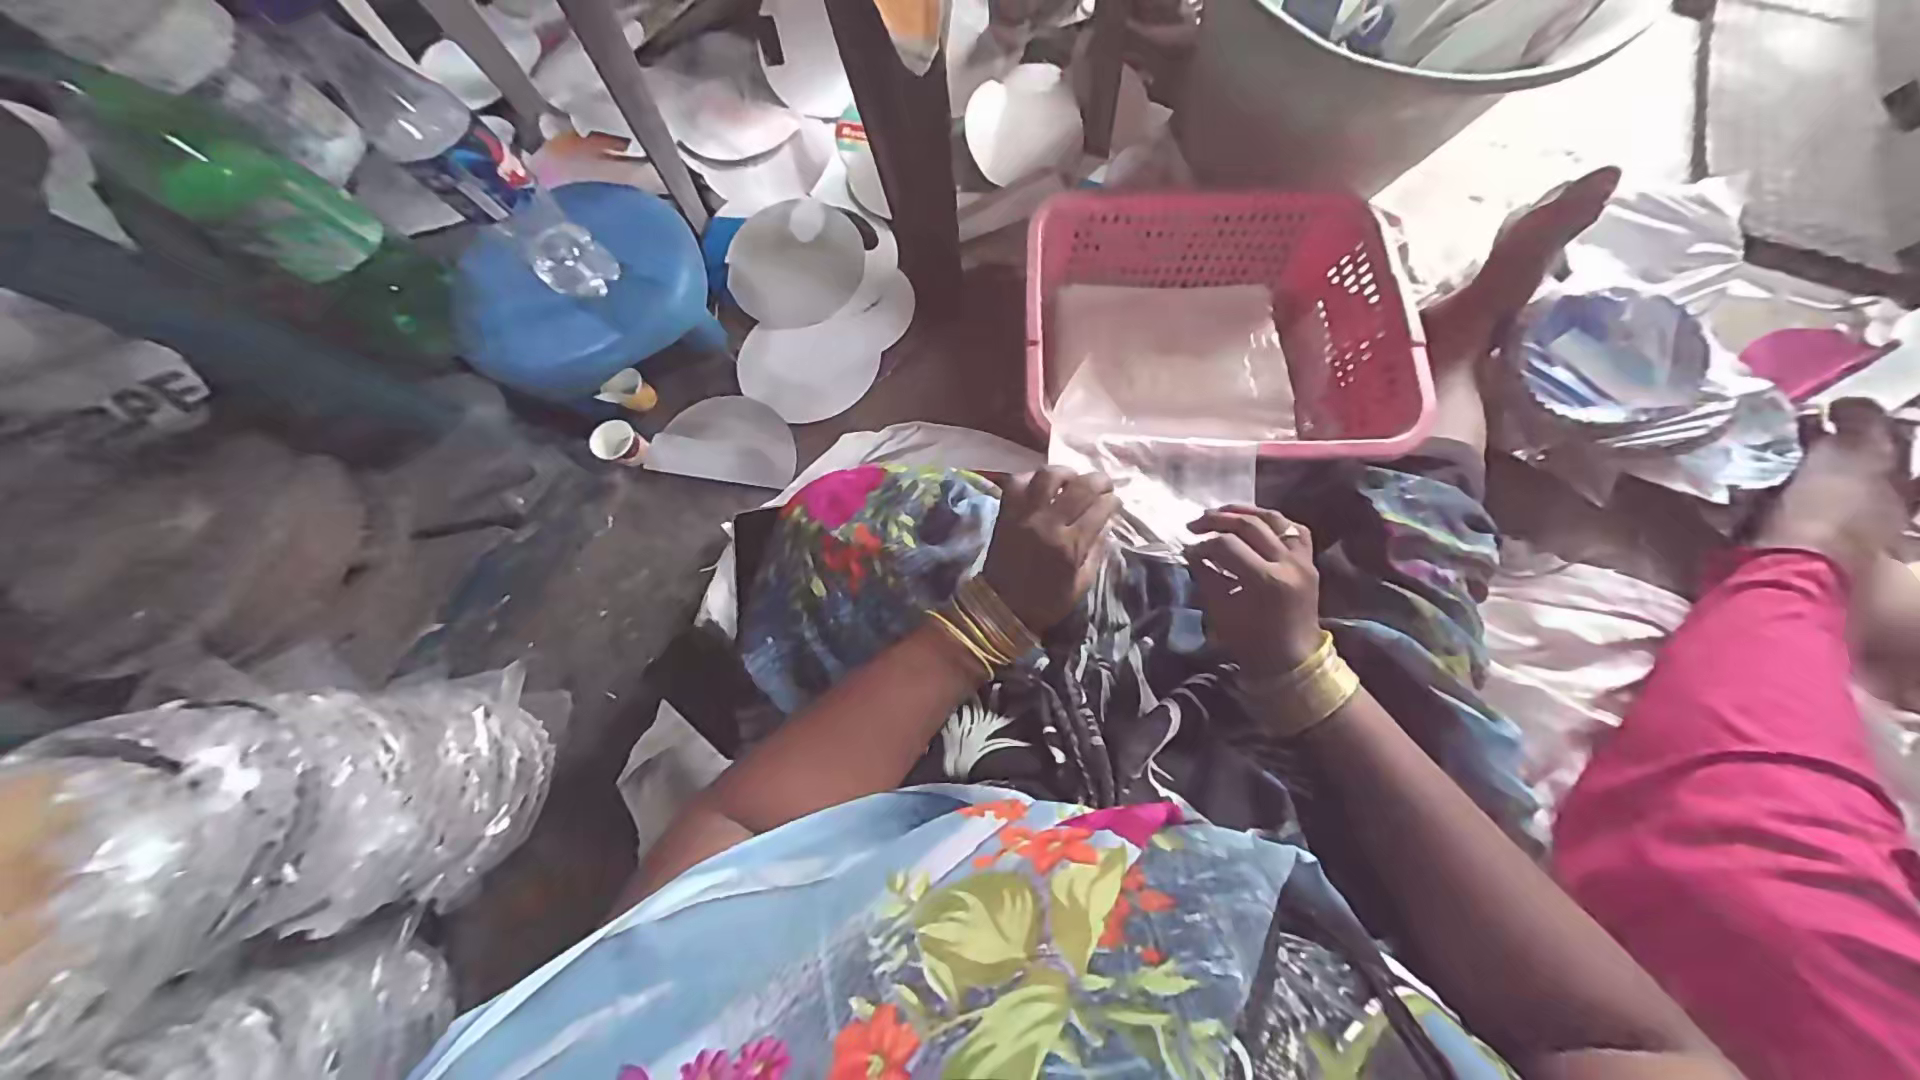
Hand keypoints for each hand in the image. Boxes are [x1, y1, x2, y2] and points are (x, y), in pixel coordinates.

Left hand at [981, 468, 1119, 630]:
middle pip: (1080, 486)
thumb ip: (1096, 551)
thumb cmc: (1047, 601)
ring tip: (1073, 480)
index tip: (1115, 502)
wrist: (1002, 606)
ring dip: (1066, 473)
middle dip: (1099, 481)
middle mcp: (1048, 523)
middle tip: (1104, 484)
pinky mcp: (1005, 511)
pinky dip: (1032, 478)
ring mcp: (1024, 514)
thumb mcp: (1082, 584)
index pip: (1100, 510)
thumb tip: (1105, 523)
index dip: (1113, 501)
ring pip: (1048, 475)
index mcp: (1070, 546)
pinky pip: (1018, 481)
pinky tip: (1042, 485)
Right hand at [1187, 505, 1321, 677]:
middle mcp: (1288, 563)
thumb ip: (1207, 576)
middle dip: (1217, 520)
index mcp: (1266, 580)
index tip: (1188, 550)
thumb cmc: (1251, 641)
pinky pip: (1294, 529)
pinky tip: (1255, 522)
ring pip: (1274, 519)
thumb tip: (1192, 551)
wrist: (1292, 658)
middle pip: (1249, 525)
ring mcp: (1303, 560)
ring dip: (1244, 511)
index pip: (1227, 545)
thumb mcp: (1220, 610)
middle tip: (1195, 523)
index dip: (1203, 544)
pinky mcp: (1309, 561)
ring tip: (1221, 513)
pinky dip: (1273, 521)